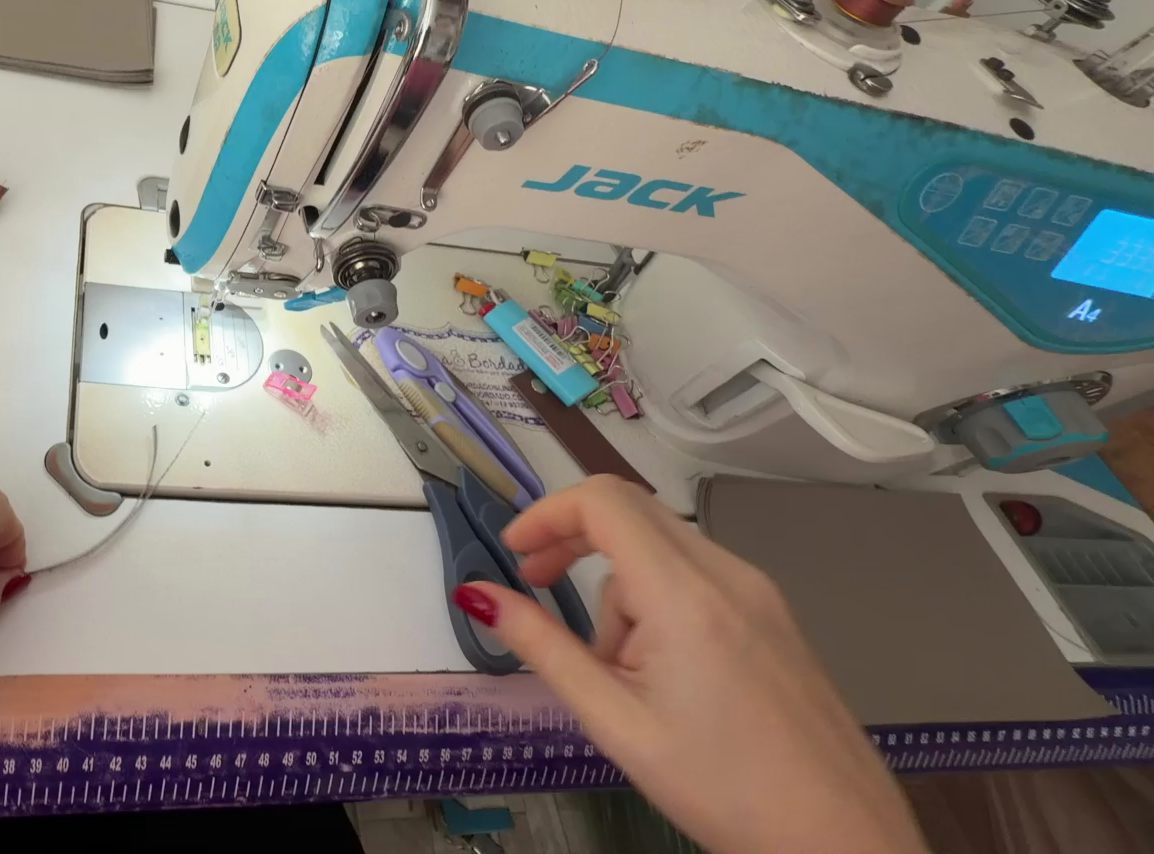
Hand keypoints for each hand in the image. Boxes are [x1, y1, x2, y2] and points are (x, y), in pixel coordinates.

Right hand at [451, 477, 927, 853]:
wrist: (847, 849)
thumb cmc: (721, 788)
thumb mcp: (613, 719)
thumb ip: (539, 645)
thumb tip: (474, 594)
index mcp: (684, 595)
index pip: (602, 502)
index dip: (546, 513)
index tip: (514, 552)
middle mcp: (726, 573)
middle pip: (628, 508)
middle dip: (570, 535)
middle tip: (535, 580)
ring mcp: (757, 590)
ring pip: (656, 542)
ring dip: (613, 580)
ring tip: (613, 663)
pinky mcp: (771, 612)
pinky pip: (690, 570)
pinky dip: (650, 591)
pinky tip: (656, 659)